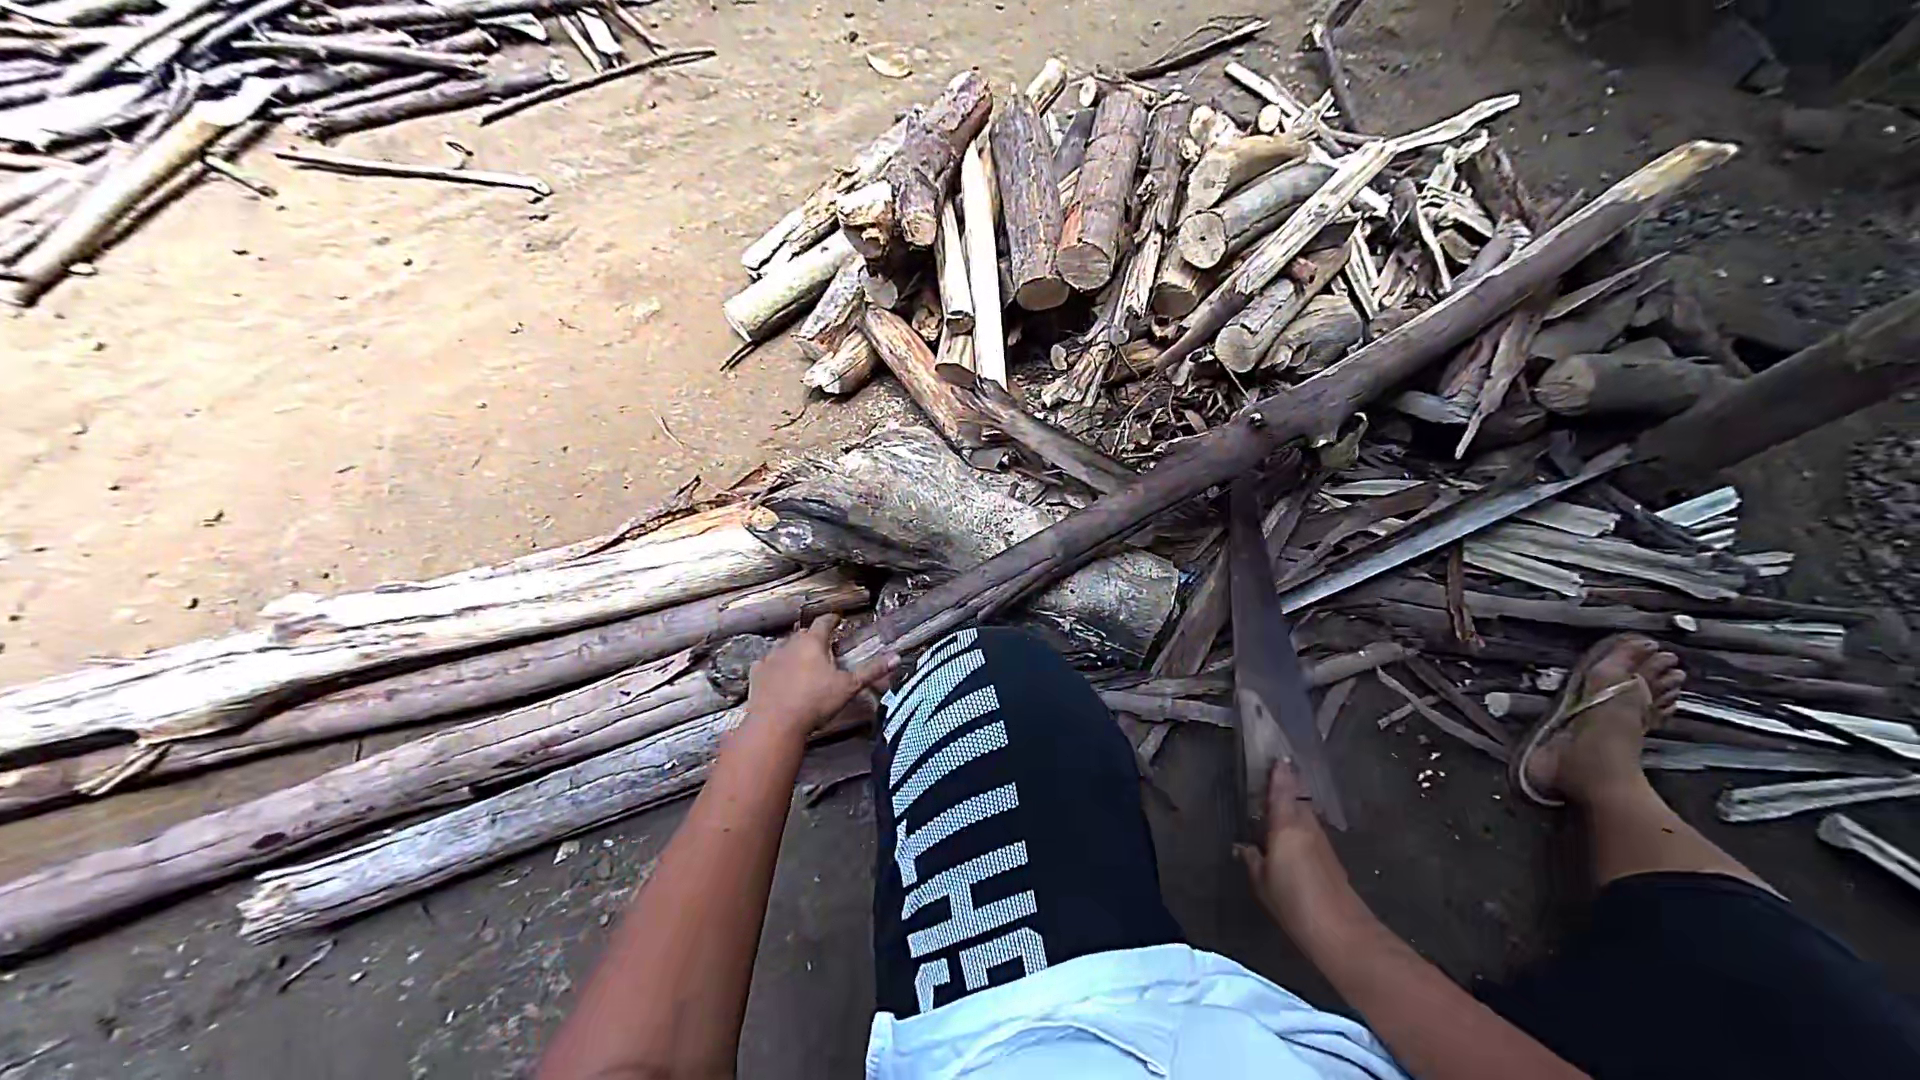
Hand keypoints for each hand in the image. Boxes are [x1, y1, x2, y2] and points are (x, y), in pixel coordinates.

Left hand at [744, 615, 897, 738]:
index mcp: (813, 642)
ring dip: (794, 652)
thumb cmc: (815, 702)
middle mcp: (790, 644)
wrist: (775, 724)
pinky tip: (778, 675)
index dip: (833, 620)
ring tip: (803, 663)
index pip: (825, 622)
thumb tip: (896, 657)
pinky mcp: (757, 674)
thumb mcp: (849, 687)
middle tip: (825, 647)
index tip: (838, 620)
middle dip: (815, 638)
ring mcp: (770, 658)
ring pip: (784, 648)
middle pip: (804, 634)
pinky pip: (767, 664)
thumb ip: (871, 671)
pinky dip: (775, 666)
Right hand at [1235, 761, 1365, 939]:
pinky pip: (1311, 833)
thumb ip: (1252, 859)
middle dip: (1288, 789)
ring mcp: (1322, 844)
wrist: (1341, 932)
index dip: (1280, 774)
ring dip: (1295, 808)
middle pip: (1297, 800)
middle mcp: (1307, 827)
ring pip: (1306, 816)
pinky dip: (1301, 827)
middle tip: (1274, 779)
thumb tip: (1245, 847)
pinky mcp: (1331, 860)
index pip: (1282, 791)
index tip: (1279, 758)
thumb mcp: (1261, 880)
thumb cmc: (1293, 900)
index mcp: (1287, 825)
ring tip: (1279, 806)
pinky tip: (1291, 837)